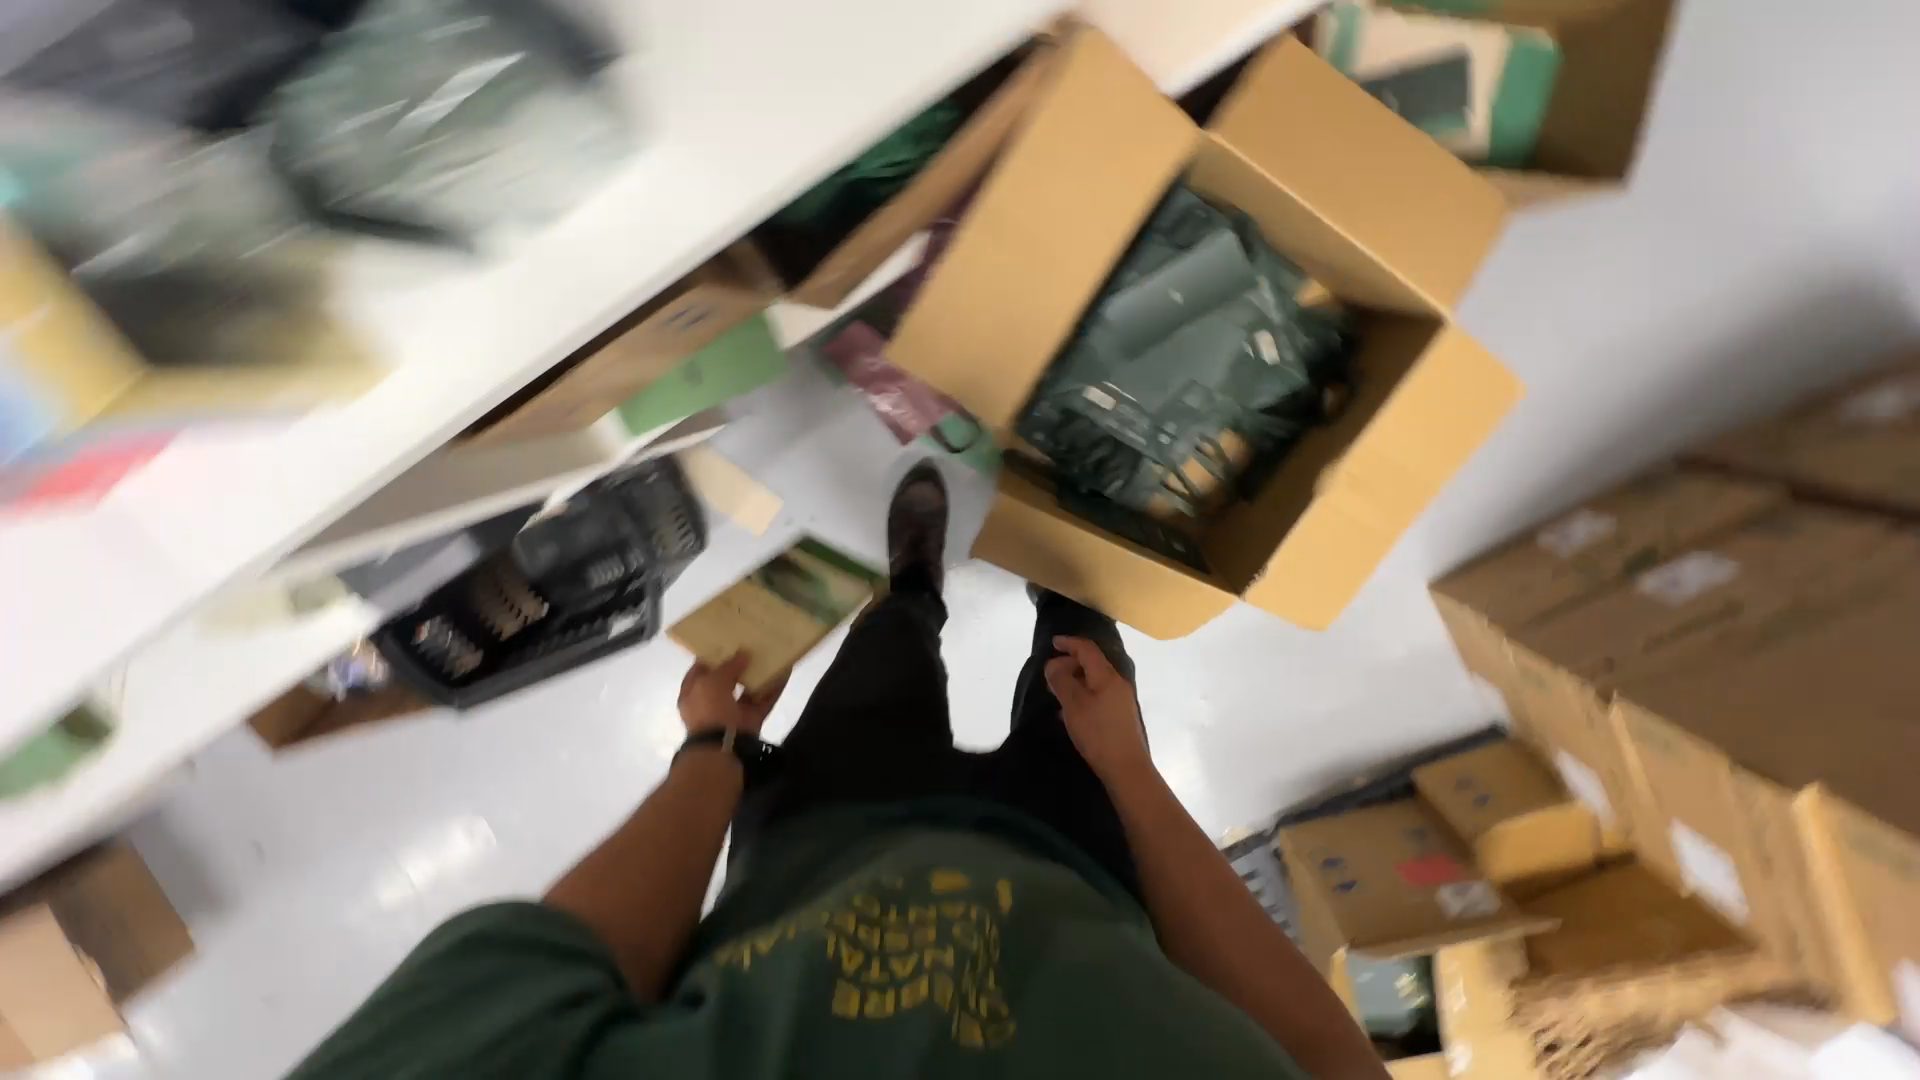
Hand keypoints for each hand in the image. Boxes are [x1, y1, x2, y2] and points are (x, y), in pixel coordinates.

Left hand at [678, 652, 786, 735]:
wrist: (722, 745)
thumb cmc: (708, 709)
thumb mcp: (712, 681)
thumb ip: (728, 666)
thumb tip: (743, 654)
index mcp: (692, 694)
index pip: (699, 671)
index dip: (711, 657)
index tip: (725, 644)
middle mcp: (711, 703)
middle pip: (726, 681)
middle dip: (738, 666)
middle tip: (751, 647)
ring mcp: (732, 713)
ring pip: (747, 690)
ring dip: (758, 676)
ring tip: (770, 657)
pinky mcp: (751, 720)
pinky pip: (764, 701)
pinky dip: (775, 688)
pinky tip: (785, 673)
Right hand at [1045, 636, 1151, 783]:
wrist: (1127, 768)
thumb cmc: (1098, 733)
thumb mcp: (1074, 704)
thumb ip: (1061, 680)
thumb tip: (1054, 665)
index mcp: (1107, 676)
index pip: (1087, 649)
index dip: (1069, 642)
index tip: (1052, 643)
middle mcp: (1117, 683)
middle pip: (1092, 663)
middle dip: (1070, 663)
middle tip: (1050, 674)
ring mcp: (1121, 700)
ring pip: (1094, 681)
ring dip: (1075, 681)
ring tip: (1057, 692)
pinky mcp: (1120, 716)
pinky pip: (1098, 696)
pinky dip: (1082, 695)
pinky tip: (1070, 712)